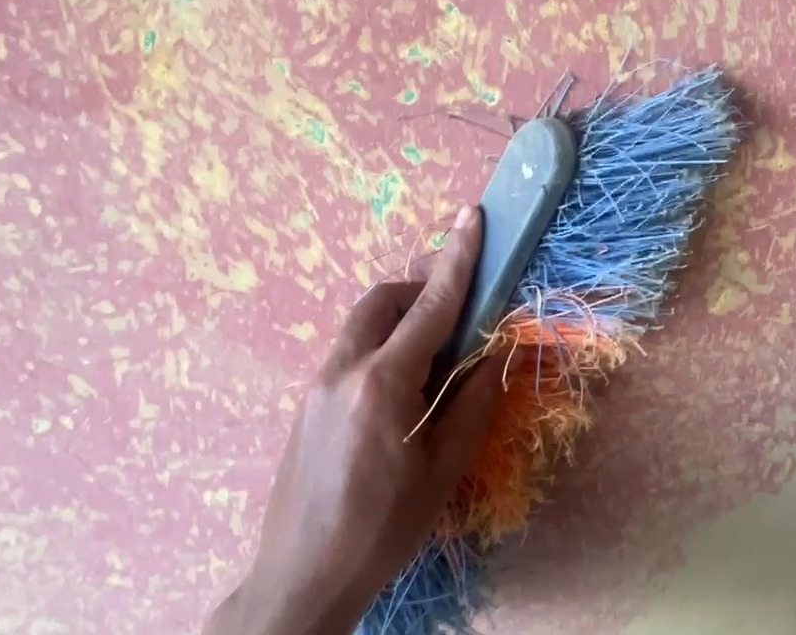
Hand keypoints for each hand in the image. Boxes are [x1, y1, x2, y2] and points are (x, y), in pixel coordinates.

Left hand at [206, 206, 504, 634]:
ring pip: (363, 320)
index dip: (458, 258)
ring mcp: (317, 385)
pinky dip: (383, 338)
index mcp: (383, 382)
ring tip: (437, 341)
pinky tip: (404, 377)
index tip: (470, 214)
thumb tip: (495, 352)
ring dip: (401, 310)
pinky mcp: (307, 403)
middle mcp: (343, 369)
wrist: (300, 580)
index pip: (431, 305)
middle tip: (461, 296)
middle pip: (384, 297)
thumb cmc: (383, 526)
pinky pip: (351, 347)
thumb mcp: (444, 467)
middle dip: (423, 282)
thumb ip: (472, 399)